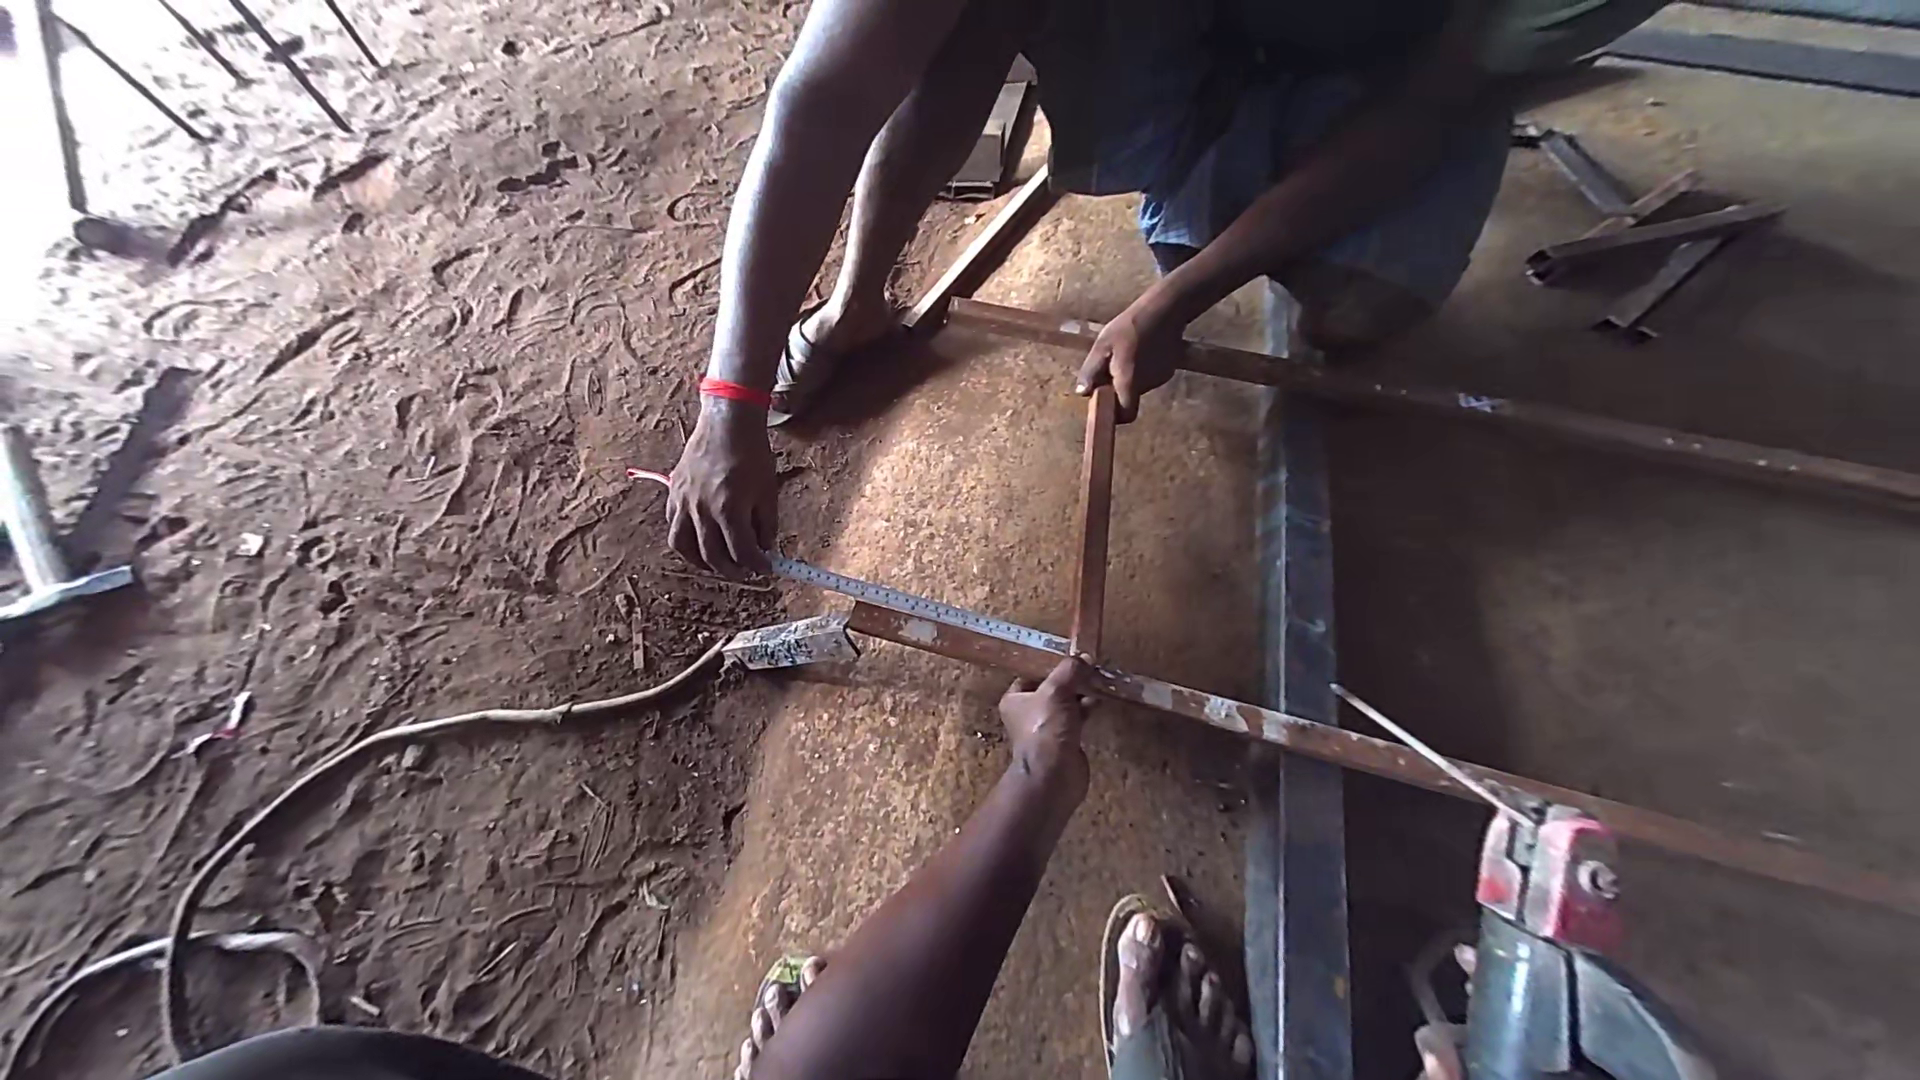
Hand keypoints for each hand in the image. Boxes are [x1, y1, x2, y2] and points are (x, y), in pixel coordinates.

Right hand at [666, 399, 776, 576]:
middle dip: (732, 570)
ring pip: (684, 546)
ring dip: (702, 562)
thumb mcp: (768, 492)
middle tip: (745, 572)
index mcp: (729, 510)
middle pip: (713, 555)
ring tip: (718, 564)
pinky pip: (673, 527)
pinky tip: (699, 542)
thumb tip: (764, 548)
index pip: (742, 551)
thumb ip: (767, 524)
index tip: (766, 569)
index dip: (757, 565)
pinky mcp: (673, 493)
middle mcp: (702, 510)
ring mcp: (683, 502)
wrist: (726, 424)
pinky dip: (686, 542)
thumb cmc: (752, 455)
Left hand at [997, 656, 1094, 777]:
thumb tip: (1084, 657)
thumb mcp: (1055, 690)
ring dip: (1080, 693)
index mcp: (1014, 699)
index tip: (1070, 654)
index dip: (1049, 664)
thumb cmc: (1045, 727)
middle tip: (1088, 665)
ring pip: (1065, 703)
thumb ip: (1069, 670)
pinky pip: (1076, 718)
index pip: (1031, 674)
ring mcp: (1047, 727)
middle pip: (1050, 688)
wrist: (1054, 774)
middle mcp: (1027, 713)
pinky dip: (1086, 708)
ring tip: (1097, 679)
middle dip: (1069, 678)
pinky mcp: (1065, 740)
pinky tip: (1099, 699)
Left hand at [1074, 299, 1185, 422]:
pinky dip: (1141, 372)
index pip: (1127, 415)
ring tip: (1124, 355)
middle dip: (1116, 391)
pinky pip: (1148, 378)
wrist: (1166, 308)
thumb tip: (1082, 393)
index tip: (1104, 400)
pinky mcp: (1168, 370)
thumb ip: (1091, 371)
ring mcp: (1160, 378)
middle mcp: (1148, 384)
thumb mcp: (1102, 345)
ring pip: (1137, 388)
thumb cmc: (1130, 325)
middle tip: (1108, 368)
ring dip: (1127, 379)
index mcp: (1130, 381)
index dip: (1115, 414)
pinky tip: (1139, 351)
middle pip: (1128, 399)